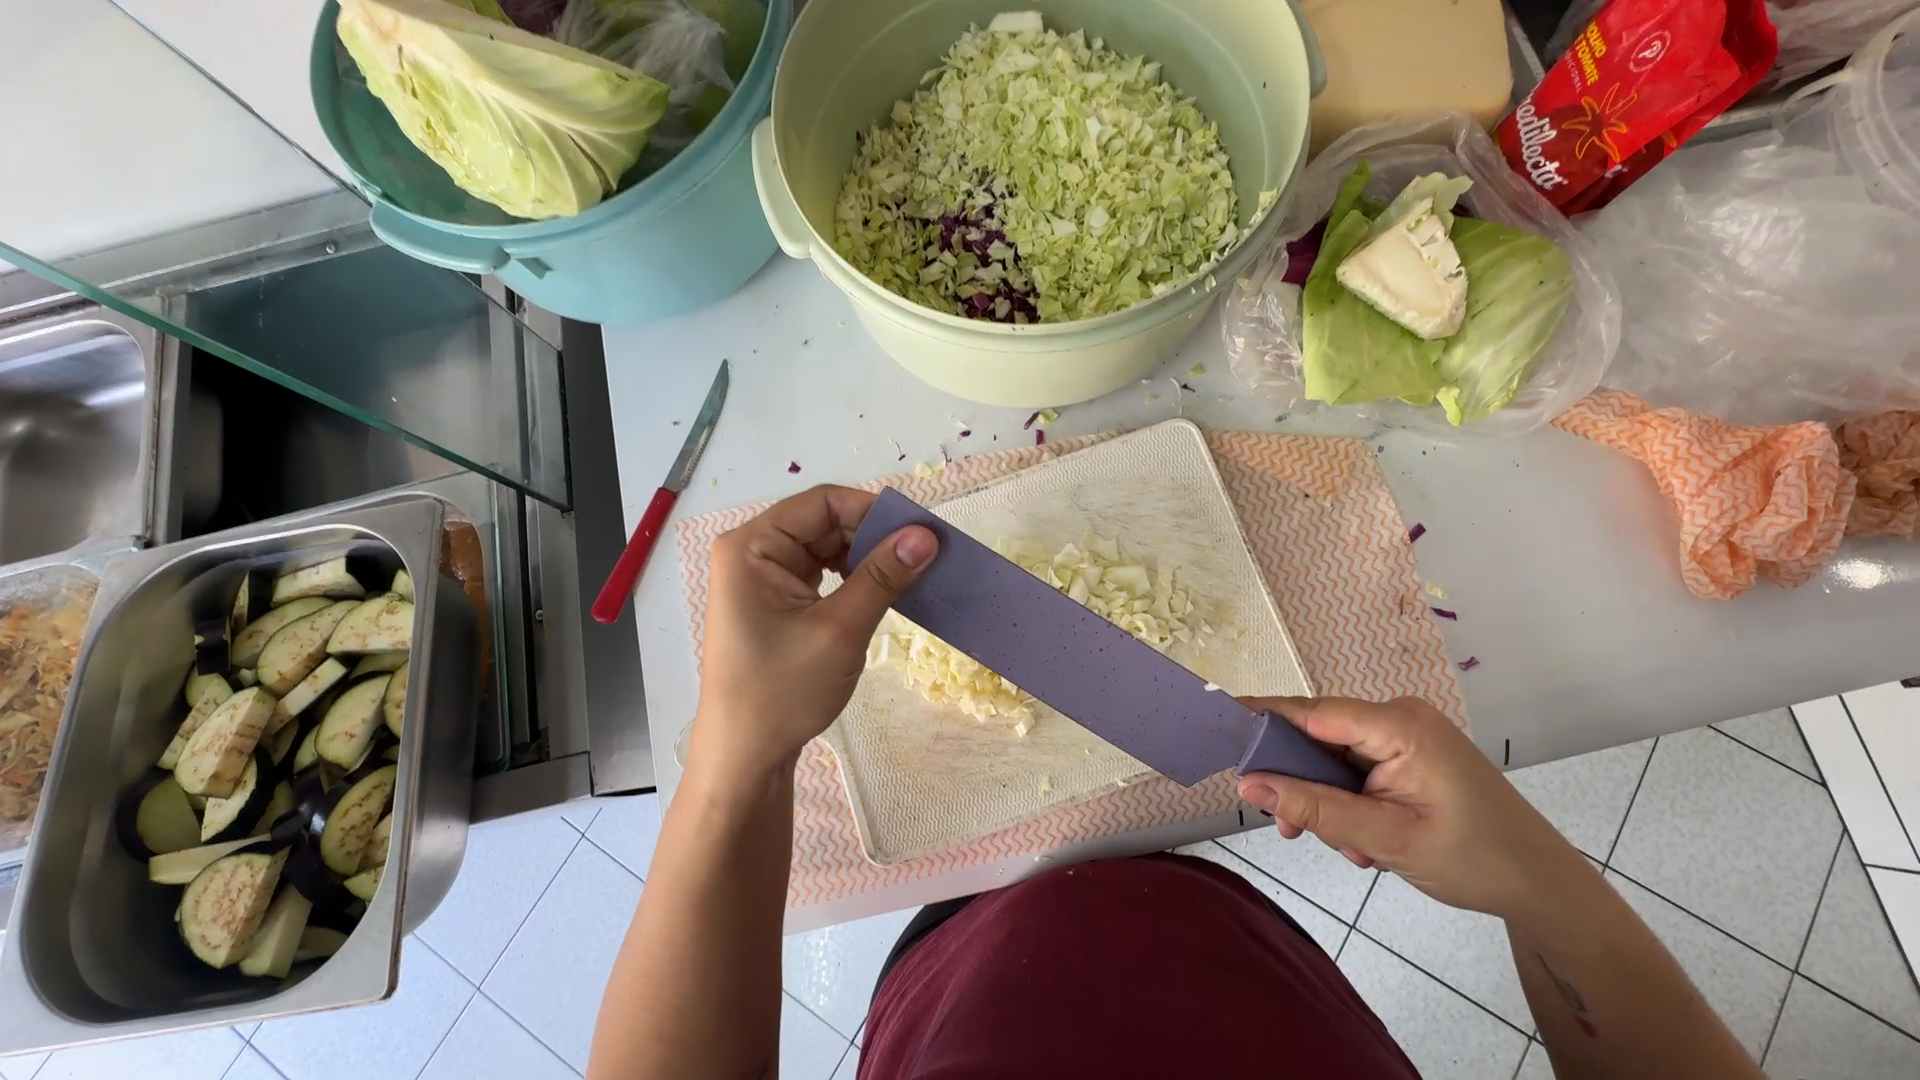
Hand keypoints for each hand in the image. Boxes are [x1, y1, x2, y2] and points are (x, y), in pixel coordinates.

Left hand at [690, 485, 937, 774]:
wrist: (745, 756)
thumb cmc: (782, 692)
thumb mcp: (839, 630)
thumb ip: (882, 576)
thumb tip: (926, 535)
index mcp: (751, 546)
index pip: (821, 503)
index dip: (872, 511)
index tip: (919, 532)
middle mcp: (751, 552)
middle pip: (823, 522)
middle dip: (872, 536)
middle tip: (922, 557)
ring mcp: (761, 578)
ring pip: (825, 548)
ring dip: (865, 559)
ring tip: (907, 576)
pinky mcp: (774, 602)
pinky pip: (820, 573)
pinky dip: (852, 579)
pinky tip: (879, 593)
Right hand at [1235, 696, 1584, 920]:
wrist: (1543, 888)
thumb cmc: (1475, 859)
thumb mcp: (1384, 838)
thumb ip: (1314, 808)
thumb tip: (1250, 783)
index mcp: (1400, 725)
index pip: (1312, 712)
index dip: (1263, 719)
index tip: (1218, 724)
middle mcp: (1399, 719)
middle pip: (1318, 737)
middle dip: (1300, 782)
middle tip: (1290, 828)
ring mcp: (1405, 737)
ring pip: (1333, 759)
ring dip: (1326, 801)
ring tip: (1346, 847)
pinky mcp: (1408, 756)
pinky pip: (1354, 770)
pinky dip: (1347, 803)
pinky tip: (1363, 842)